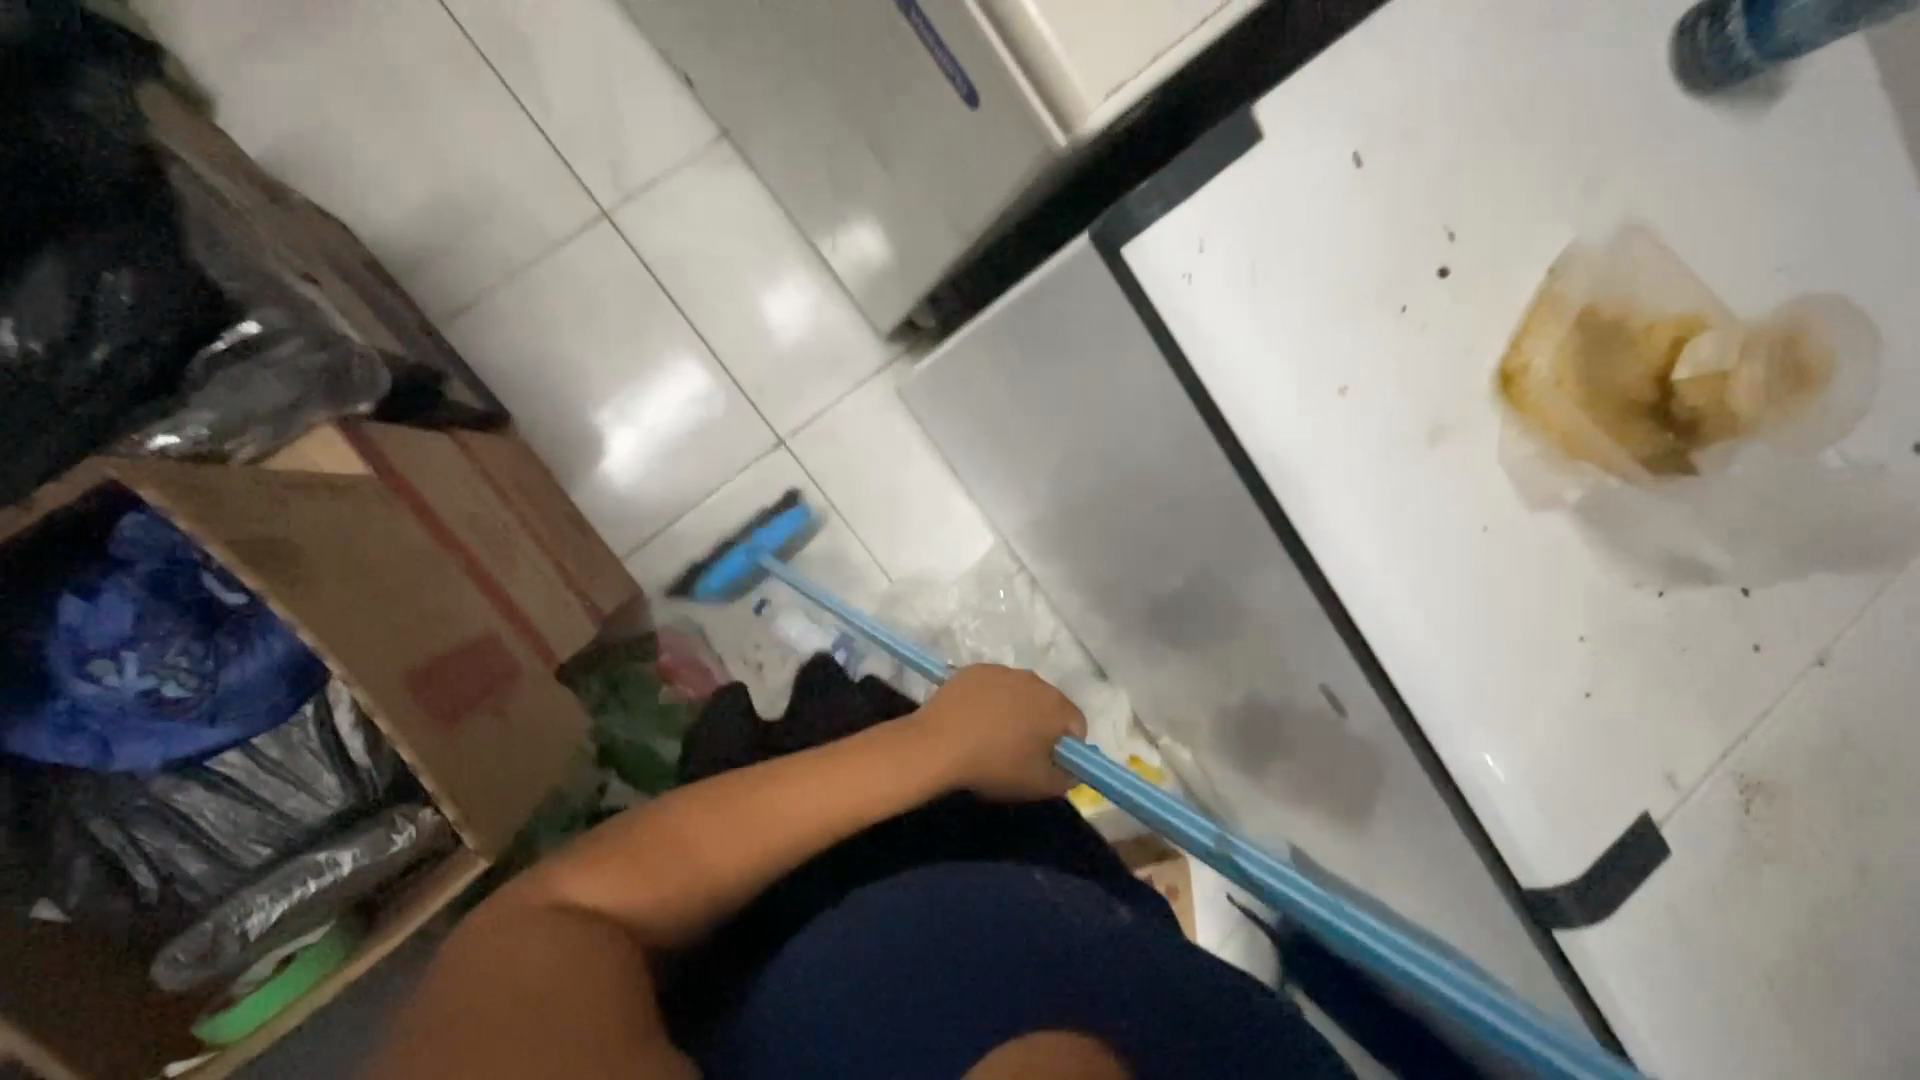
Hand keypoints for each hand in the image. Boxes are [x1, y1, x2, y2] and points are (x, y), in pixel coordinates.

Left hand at [910, 664, 1086, 801]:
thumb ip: (1067, 778)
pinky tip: (972, 720)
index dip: (1067, 748)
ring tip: (991, 735)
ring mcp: (1002, 670)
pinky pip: (992, 686)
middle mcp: (1034, 680)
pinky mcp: (975, 669)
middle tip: (1020, 751)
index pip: (1077, 726)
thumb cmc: (994, 766)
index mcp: (1056, 706)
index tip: (1047, 763)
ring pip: (1020, 693)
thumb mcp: (1040, 786)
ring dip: (1015, 710)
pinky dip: (989, 700)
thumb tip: (1071, 769)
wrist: (938, 744)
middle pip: (1048, 705)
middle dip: (1041, 726)